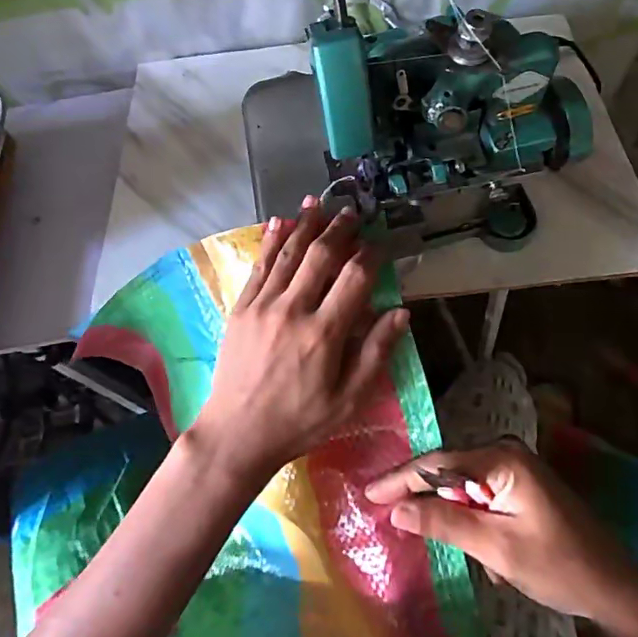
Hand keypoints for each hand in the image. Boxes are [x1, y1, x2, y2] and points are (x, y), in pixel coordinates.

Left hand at [188, 196, 407, 479]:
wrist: (236, 434)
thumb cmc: (299, 421)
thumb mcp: (349, 400)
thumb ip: (375, 353)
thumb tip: (400, 312)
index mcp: (324, 333)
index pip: (354, 278)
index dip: (370, 255)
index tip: (380, 243)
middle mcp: (293, 310)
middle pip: (320, 256)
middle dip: (339, 229)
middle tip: (352, 212)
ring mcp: (263, 305)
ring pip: (288, 253)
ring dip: (305, 224)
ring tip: (318, 201)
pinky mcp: (241, 308)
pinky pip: (259, 265)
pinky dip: (270, 241)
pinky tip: (278, 221)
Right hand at [364, 443, 637, 627]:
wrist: (613, 586)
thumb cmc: (558, 565)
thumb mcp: (497, 549)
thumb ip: (445, 523)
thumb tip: (398, 508)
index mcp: (502, 457)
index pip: (438, 463)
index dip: (400, 478)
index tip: (368, 492)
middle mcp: (506, 450)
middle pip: (448, 470)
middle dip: (423, 496)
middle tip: (386, 513)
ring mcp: (514, 465)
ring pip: (462, 485)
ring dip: (450, 514)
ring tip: (438, 537)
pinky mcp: (519, 483)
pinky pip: (479, 494)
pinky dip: (470, 518)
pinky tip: (478, 548)